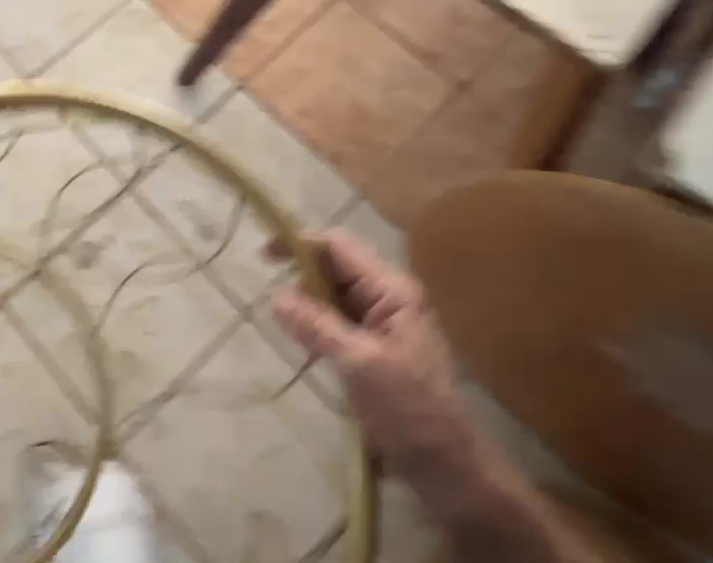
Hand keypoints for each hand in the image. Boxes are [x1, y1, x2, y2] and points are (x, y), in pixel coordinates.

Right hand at [268, 229, 598, 562]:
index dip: (301, 243)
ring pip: (336, 294)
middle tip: (275, 305)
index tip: (263, 256)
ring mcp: (385, 321)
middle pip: (337, 266)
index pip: (340, 246)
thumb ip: (317, 326)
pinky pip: (340, 320)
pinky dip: (319, 326)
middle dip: (303, 277)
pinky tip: (307, 348)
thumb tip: (275, 295)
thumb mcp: (358, 365)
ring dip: (309, 304)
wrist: (448, 468)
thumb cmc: (409, 412)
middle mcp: (390, 296)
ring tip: (290, 330)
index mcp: (393, 290)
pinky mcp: (378, 345)